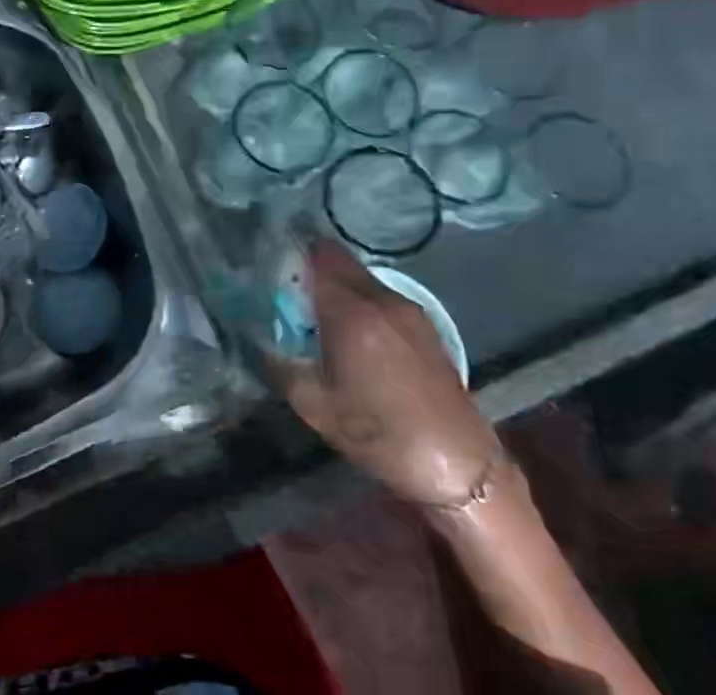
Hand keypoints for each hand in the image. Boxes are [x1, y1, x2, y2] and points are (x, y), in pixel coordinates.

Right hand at [276, 241, 502, 506]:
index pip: (319, 257)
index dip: (294, 251)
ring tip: (318, 313)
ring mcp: (410, 311)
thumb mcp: (313, 406)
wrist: (457, 464)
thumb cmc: (379, 435)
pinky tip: (353, 332)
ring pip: (363, 279)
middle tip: (290, 290)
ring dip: (338, 285)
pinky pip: (382, 297)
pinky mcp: (426, 326)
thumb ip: (280, 364)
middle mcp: (383, 301)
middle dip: (313, 267)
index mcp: (352, 315)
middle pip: (341, 262)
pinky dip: (361, 301)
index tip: (273, 263)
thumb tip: (258, 340)